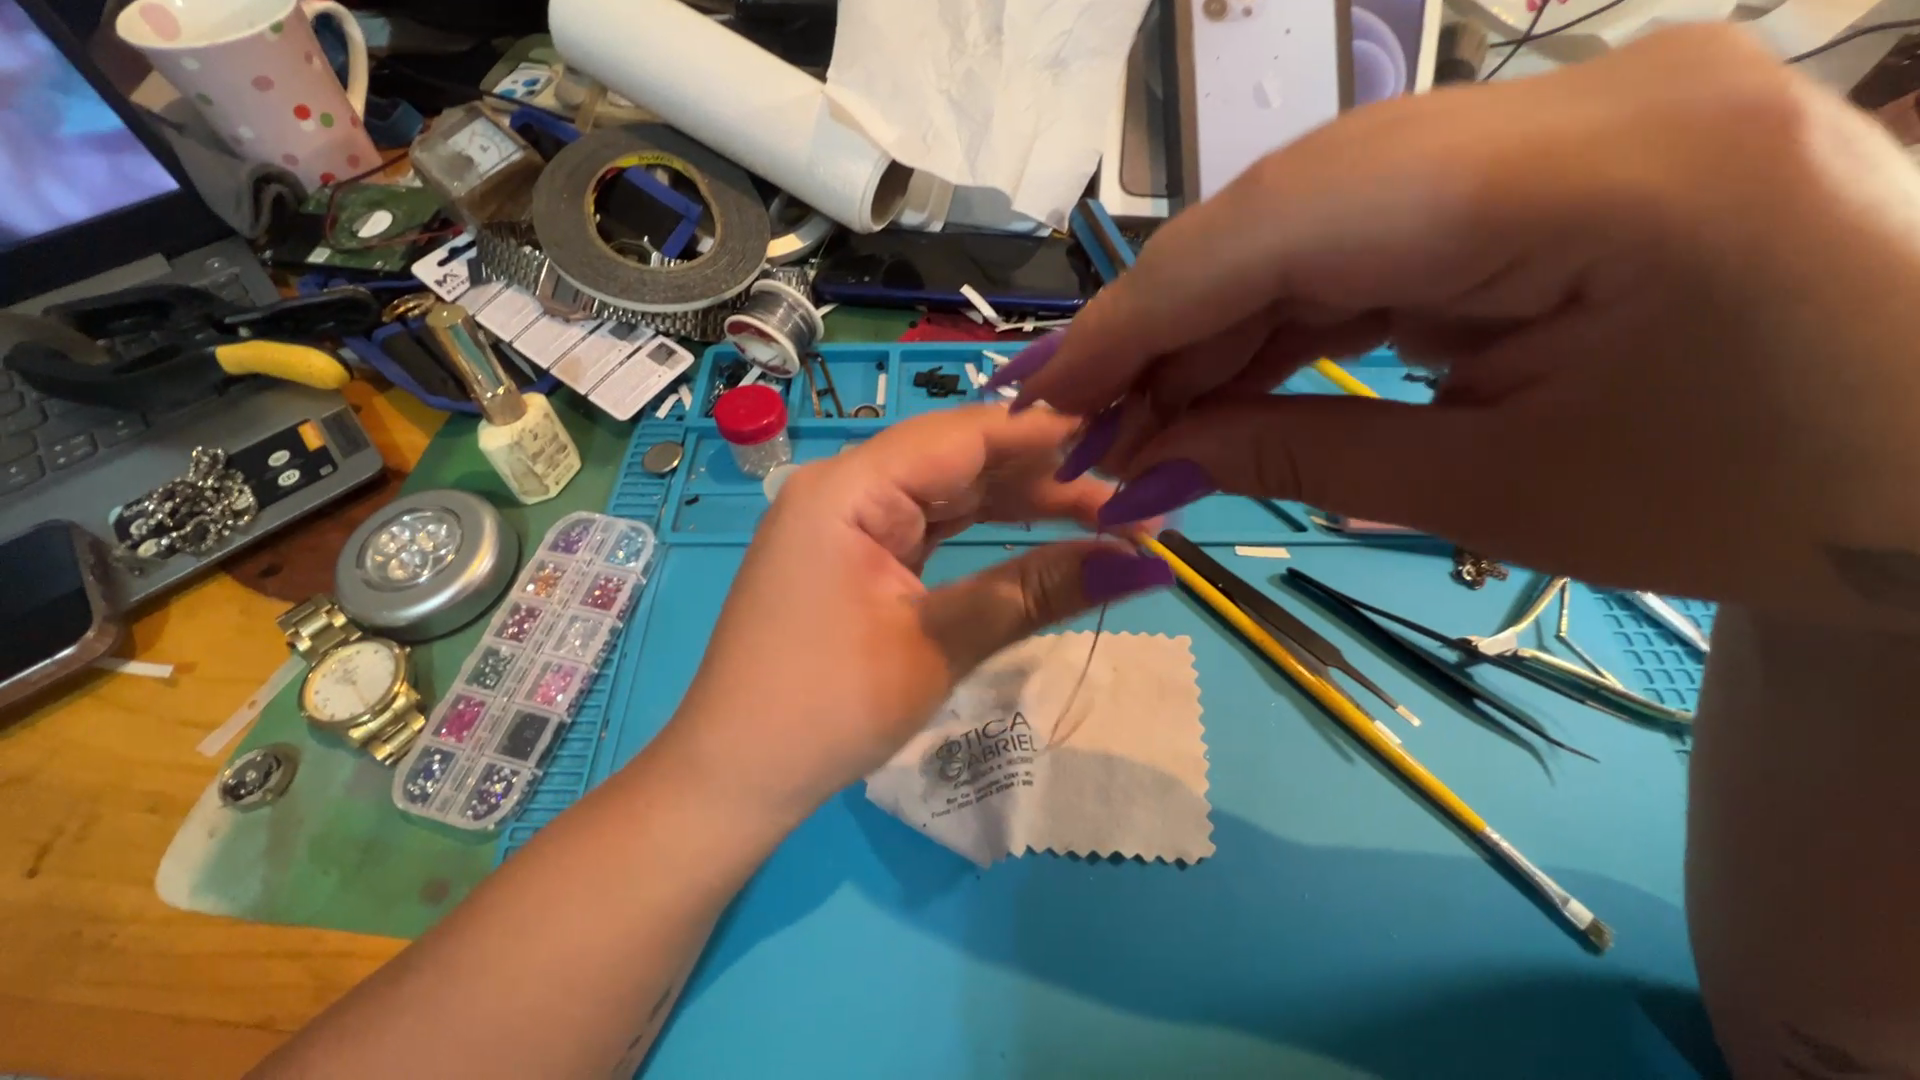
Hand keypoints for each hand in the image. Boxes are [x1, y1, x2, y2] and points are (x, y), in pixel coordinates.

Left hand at [651, 406, 1172, 821]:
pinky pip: (928, 527)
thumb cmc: (828, 709)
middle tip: (1133, 494)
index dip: (1051, 435)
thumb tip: (1146, 565)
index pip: (966, 436)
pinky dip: (982, 533)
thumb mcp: (941, 644)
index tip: (1129, 442)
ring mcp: (846, 523)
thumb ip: (1037, 591)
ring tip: (1105, 514)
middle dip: (1046, 476)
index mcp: (851, 487)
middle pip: (961, 460)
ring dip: (1020, 504)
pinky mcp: (852, 558)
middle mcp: (846, 488)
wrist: (736, 778)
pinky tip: (1036, 530)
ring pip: (949, 494)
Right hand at [993, 25, 1919, 628]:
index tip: (1049, 388)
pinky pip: (1368, 228)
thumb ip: (1297, 456)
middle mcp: (1584, 97)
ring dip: (1212, 319)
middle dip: (1165, 319)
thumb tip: (1141, 463)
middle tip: (1079, 416)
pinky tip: (1219, 377)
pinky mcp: (1548, 154)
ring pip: (1315, 210)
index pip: (1298, 220)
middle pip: (1293, 198)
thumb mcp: (1500, 496)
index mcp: (1611, 171)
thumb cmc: (1757, 512)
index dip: (1147, 310)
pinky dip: (1281, 311)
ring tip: (1135, 414)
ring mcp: (1567, 113)